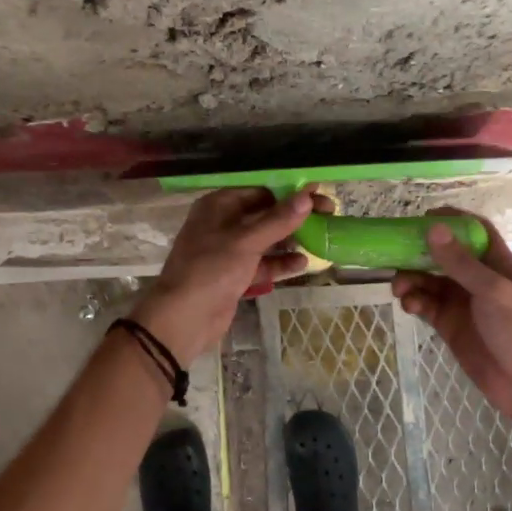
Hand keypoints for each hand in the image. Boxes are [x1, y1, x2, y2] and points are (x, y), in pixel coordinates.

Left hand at [132, 188, 315, 363]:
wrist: (183, 319)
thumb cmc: (211, 269)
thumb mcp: (246, 241)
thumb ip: (278, 219)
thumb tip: (306, 197)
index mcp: (219, 206)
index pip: (260, 191)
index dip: (290, 193)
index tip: (319, 195)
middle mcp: (222, 223)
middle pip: (264, 215)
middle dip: (294, 217)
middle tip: (328, 216)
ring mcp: (227, 251)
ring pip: (264, 240)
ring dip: (289, 240)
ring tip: (320, 240)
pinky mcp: (233, 276)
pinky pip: (260, 264)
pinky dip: (279, 263)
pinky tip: (302, 264)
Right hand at [392, 209, 511, 426]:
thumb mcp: (495, 292)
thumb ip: (462, 263)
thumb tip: (433, 227)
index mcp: (497, 264)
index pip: (474, 231)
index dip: (451, 220)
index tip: (423, 217)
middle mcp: (478, 280)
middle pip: (443, 255)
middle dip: (419, 252)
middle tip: (395, 254)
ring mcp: (463, 304)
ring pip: (429, 280)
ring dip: (412, 278)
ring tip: (399, 288)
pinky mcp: (451, 327)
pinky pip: (426, 305)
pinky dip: (414, 301)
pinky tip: (409, 305)